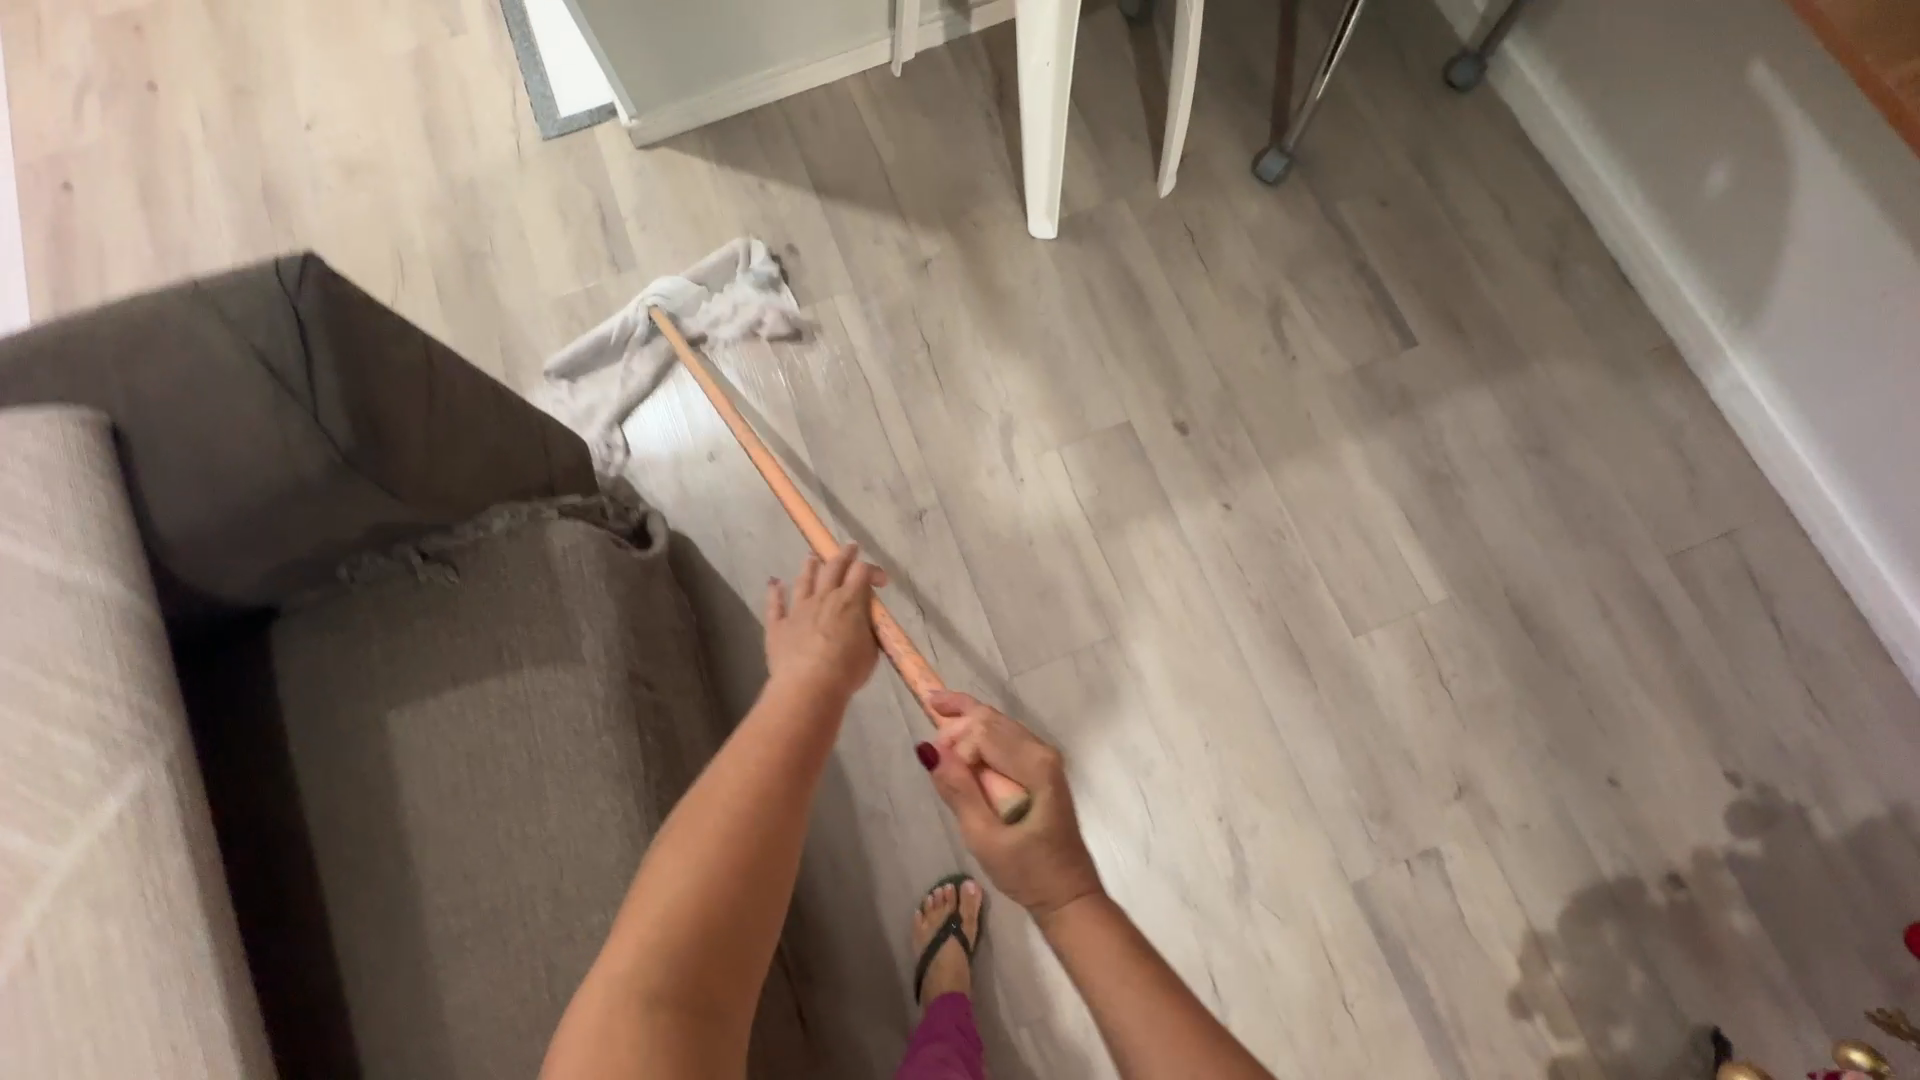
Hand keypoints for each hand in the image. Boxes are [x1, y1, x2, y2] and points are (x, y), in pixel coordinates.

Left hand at [764, 545, 887, 702]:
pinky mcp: (778, 626)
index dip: (873, 571)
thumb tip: (864, 623)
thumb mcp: (871, 650)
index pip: (862, 572)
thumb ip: (868, 631)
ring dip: (809, 567)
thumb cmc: (846, 670)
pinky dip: (774, 593)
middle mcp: (823, 598)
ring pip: (804, 581)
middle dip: (844, 555)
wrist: (808, 686)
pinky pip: (775, 605)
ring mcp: (798, 610)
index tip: (881, 581)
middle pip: (833, 568)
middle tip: (850, 547)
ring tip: (812, 558)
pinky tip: (774, 583)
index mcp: (849, 601)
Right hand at [922, 691, 1104, 922]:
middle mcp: (1043, 752)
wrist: (1067, 894)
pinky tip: (963, 735)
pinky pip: (1007, 740)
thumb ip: (959, 791)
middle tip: (928, 708)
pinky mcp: (1043, 770)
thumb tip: (929, 749)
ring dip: (969, 720)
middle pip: (992, 719)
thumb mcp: (984, 837)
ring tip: (937, 707)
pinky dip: (982, 735)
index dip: (955, 741)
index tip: (938, 770)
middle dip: (959, 715)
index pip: (984, 731)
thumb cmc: (1027, 871)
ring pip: (1000, 725)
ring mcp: (1046, 759)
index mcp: (1035, 766)